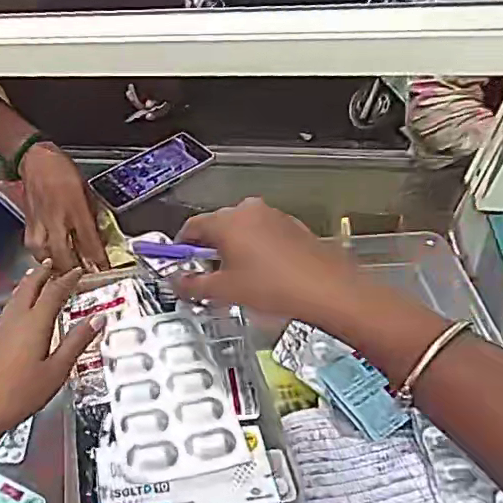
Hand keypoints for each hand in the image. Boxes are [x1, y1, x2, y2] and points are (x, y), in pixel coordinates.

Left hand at [0, 268, 101, 448]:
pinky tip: (20, 310)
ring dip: (29, 284)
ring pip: (16, 296)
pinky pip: (9, 310)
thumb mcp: (57, 371)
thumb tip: (96, 320)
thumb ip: (76, 342)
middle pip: (29, 287)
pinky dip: (20, 299)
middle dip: (43, 273)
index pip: (54, 292)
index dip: (67, 280)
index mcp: (34, 323)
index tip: (78, 272)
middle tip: (52, 264)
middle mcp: (15, 320)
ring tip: (36, 278)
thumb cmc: (17, 394)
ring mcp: (0, 330)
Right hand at [19, 143, 106, 271]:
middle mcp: (57, 221)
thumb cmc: (62, 172)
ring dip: (60, 269)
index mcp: (75, 210)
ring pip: (49, 260)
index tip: (105, 271)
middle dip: (77, 272)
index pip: (90, 244)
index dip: (99, 261)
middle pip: (67, 259)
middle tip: (87, 277)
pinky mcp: (29, 229)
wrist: (35, 161)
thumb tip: (99, 239)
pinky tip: (52, 261)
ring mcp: (41, 227)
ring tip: (70, 272)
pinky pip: (37, 252)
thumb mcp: (86, 191)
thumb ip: (92, 217)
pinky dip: (46, 260)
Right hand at [172, 198, 369, 326]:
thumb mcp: (224, 291)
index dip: (180, 246)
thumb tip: (180, 284)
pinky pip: (262, 235)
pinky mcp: (291, 227)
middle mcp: (249, 211)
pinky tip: (259, 276)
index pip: (191, 227)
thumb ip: (193, 285)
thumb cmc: (276, 287)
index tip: (177, 260)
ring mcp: (273, 216)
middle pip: (216, 227)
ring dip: (233, 251)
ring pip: (241, 230)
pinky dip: (255, 251)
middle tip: (205, 276)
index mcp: (227, 221)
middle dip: (207, 251)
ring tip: (235, 281)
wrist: (325, 290)